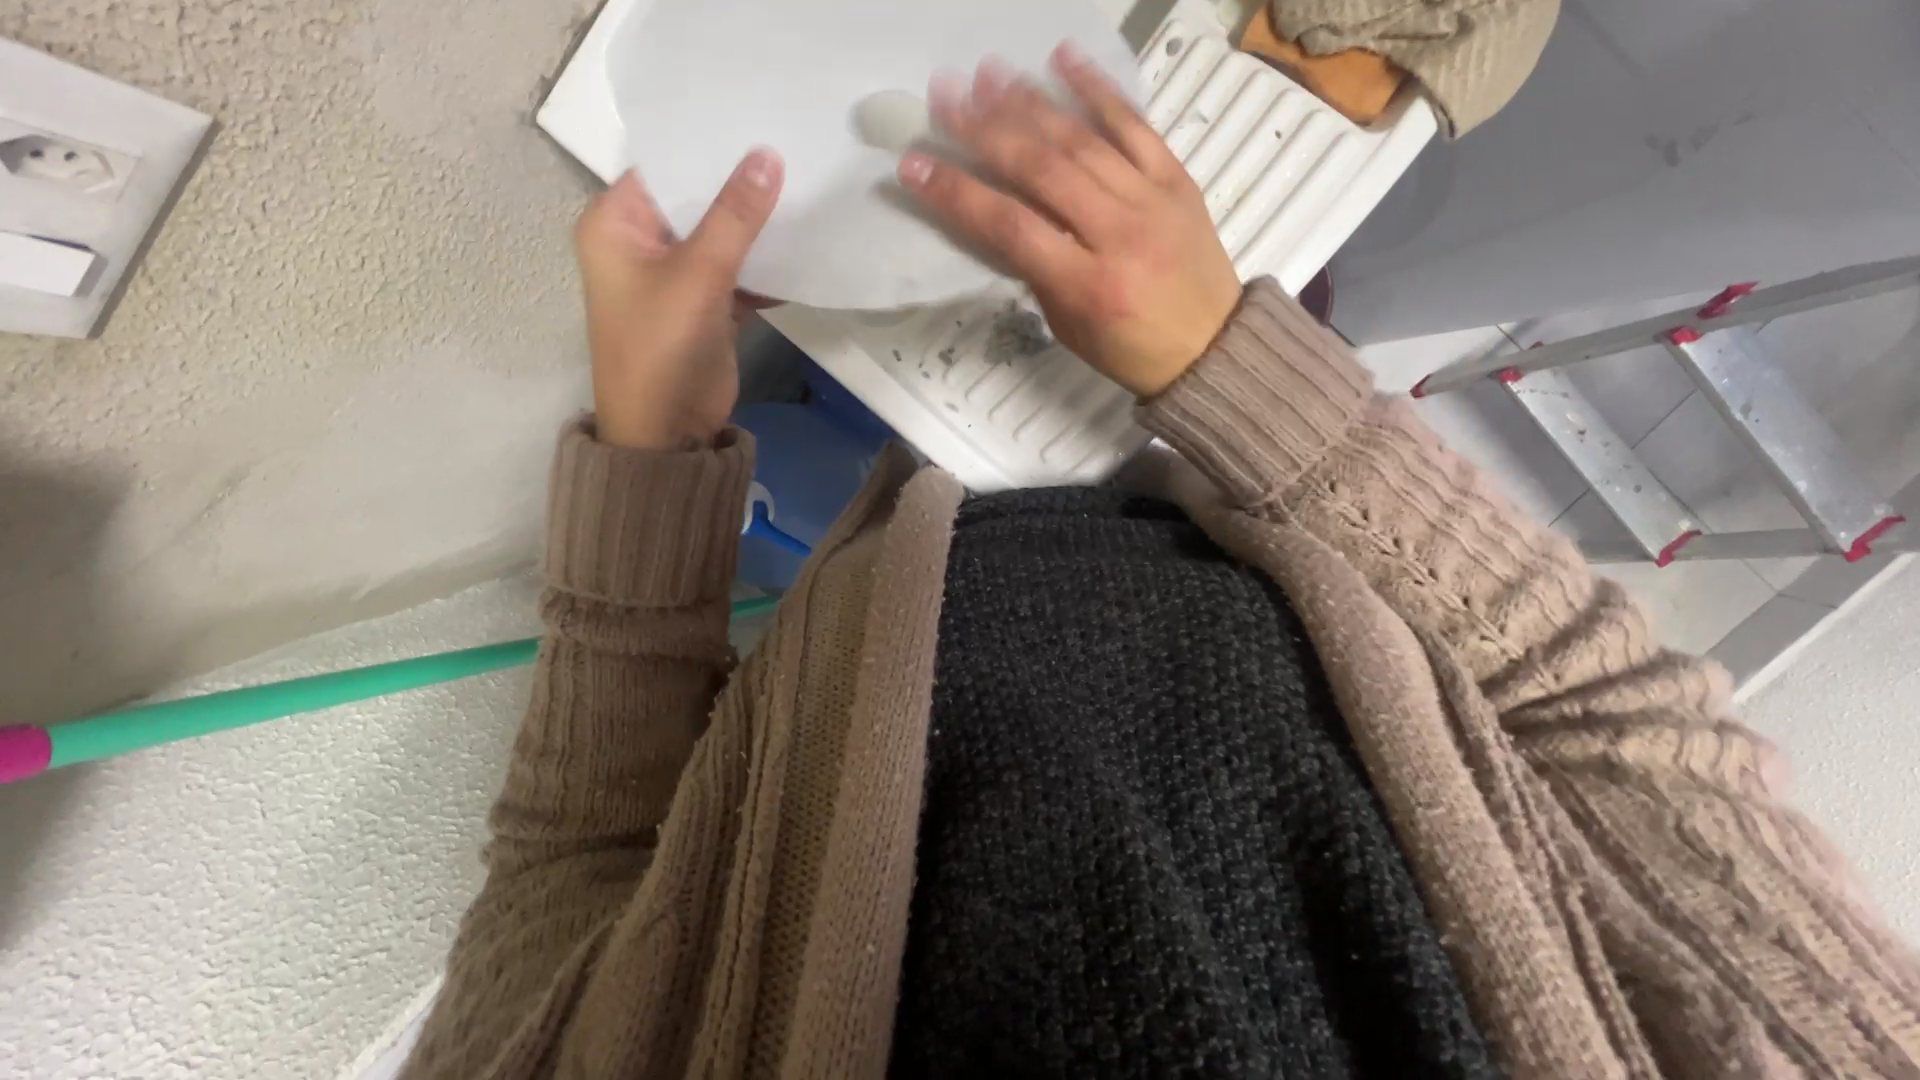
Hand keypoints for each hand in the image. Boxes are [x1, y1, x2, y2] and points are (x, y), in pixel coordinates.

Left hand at [574, 150, 783, 449]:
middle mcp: (642, 243)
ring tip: (808, 188)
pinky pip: (738, 271)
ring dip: (759, 226)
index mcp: (616, 224)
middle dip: (742, 186)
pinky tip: (805, 245)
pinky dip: (766, 266)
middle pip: (698, 201)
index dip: (710, 146)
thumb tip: (769, 155)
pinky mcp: (705, 306)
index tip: (761, 122)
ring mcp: (676, 276)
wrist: (667, 431)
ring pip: (723, 237)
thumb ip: (735, 215)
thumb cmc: (662, 347)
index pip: (667, 168)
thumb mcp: (698, 275)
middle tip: (796, 150)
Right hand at [899, 44, 1242, 397]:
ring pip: (1082, 140)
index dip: (958, 193)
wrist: (1213, 348)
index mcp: (1088, 286)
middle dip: (986, 131)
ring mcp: (1152, 200)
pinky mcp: (1177, 179)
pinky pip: (1134, 125)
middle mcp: (1119, 234)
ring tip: (987, 75)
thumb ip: (1035, 270)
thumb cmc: (1130, 350)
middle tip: (944, 99)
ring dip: (1030, 103)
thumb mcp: (1069, 325)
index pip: (1011, 227)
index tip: (915, 165)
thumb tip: (998, 214)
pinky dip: (1097, 89)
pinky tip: (1062, 59)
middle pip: (1043, 170)